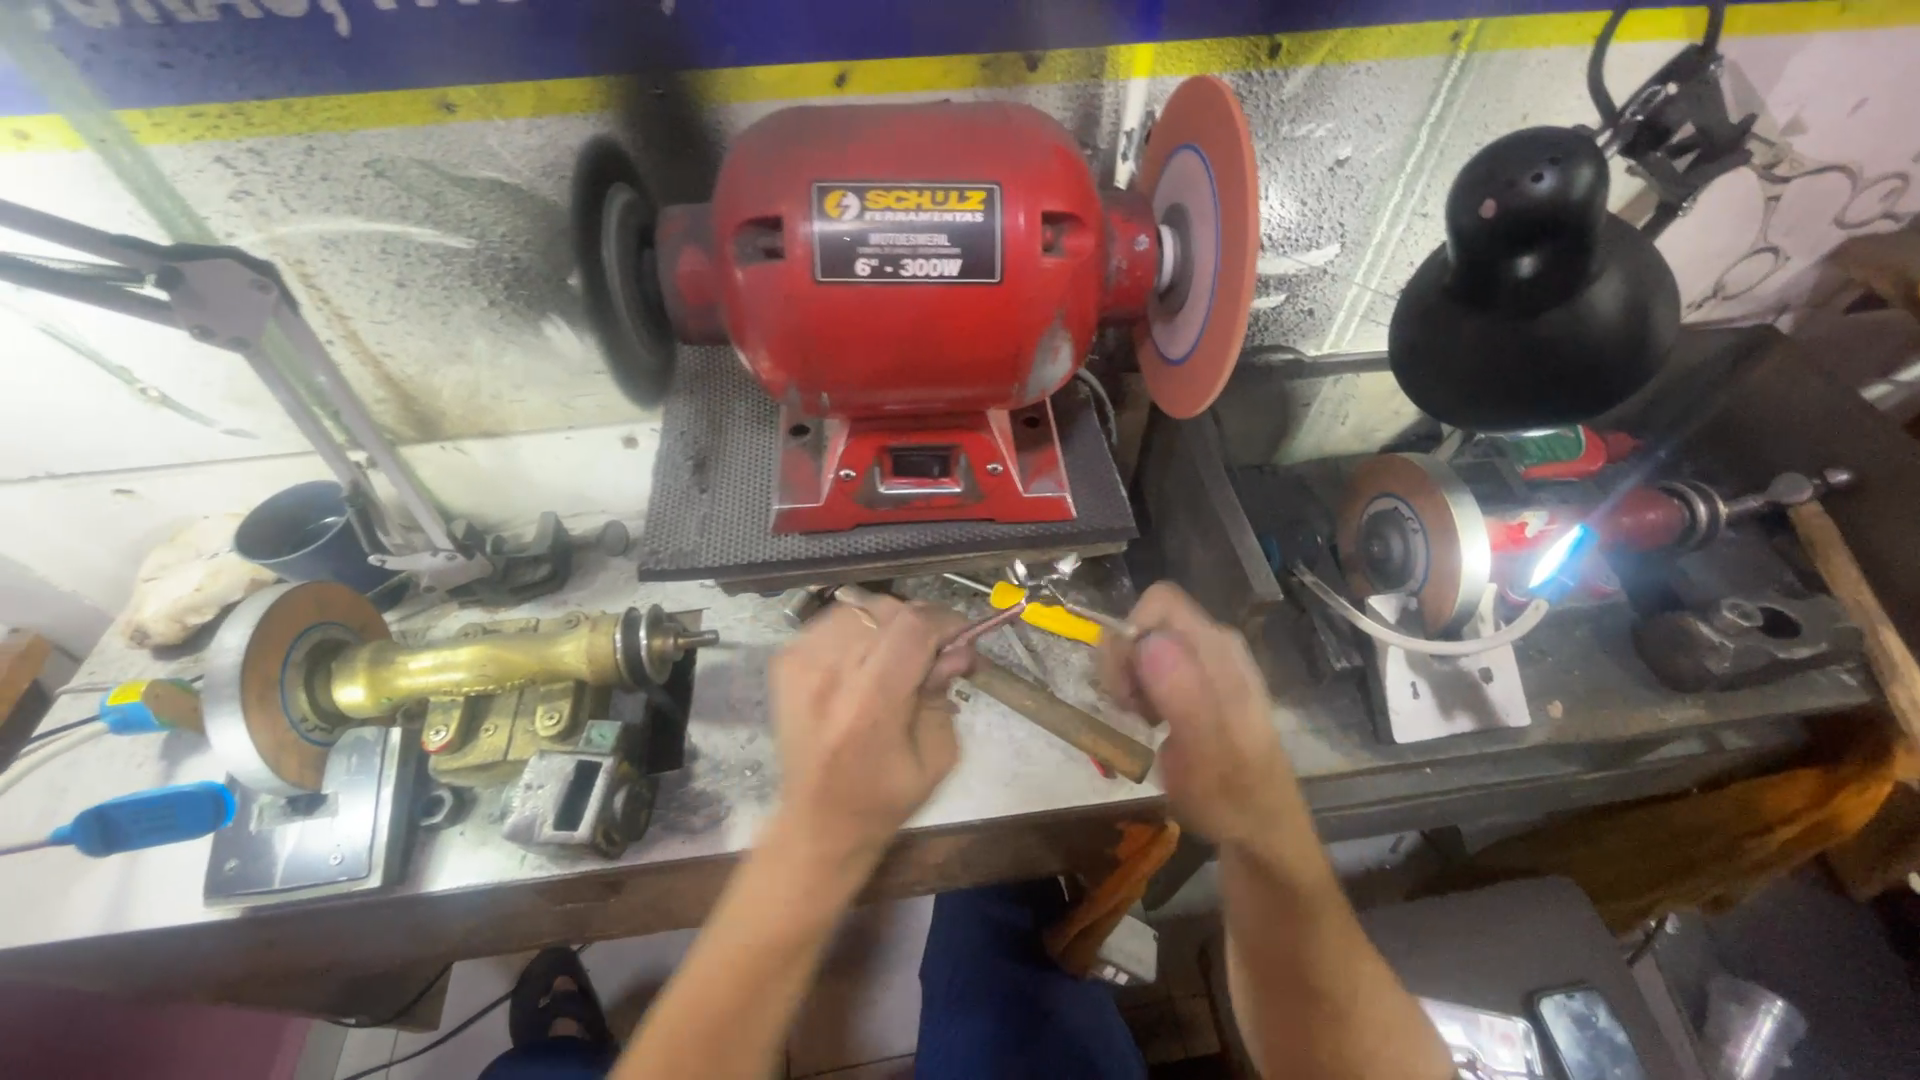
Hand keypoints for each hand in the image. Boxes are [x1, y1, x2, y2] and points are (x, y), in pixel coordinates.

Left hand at [768, 593, 970, 863]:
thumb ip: (943, 693)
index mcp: (869, 706)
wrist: (818, 822)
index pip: (913, 628)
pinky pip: (834, 620)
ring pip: (861, 608)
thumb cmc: (884, 798)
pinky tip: (868, 658)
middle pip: (888, 611)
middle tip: (935, 652)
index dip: (946, 622)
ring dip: (890, 623)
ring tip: (900, 656)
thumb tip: (957, 649)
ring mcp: (800, 664)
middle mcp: (828, 676)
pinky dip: (860, 629)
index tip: (962, 637)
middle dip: (921, 623)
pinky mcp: (785, 660)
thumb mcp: (936, 757)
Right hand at [1099, 583, 1300, 846]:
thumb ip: (1182, 695)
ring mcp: (1205, 665)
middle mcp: (1213, 646)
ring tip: (1143, 720)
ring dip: (1127, 678)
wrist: (1259, 829)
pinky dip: (1137, 690)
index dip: (1130, 634)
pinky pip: (1149, 666)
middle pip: (1147, 620)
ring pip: (1143, 643)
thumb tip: (1147, 642)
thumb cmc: (1232, 797)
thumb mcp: (1205, 754)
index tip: (1125, 688)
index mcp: (1219, 651)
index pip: (1160, 602)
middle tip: (1130, 709)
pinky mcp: (1194, 683)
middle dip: (1123, 660)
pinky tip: (1151, 723)